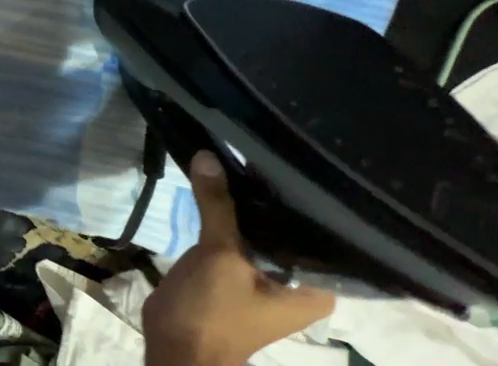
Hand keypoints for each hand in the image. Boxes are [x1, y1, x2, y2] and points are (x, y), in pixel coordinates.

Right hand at [142, 151, 334, 365]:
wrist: (178, 345)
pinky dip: (225, 218)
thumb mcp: (219, 255)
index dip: (302, 200)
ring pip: (258, 232)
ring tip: (232, 162)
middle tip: (255, 153)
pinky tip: (212, 191)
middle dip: (267, 198)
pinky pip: (236, 238)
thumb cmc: (215, 310)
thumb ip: (217, 206)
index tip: (288, 161)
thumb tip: (208, 156)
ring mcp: (265, 278)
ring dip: (242, 206)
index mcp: (316, 287)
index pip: (319, 234)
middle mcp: (300, 282)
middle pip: (286, 230)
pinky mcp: (235, 274)